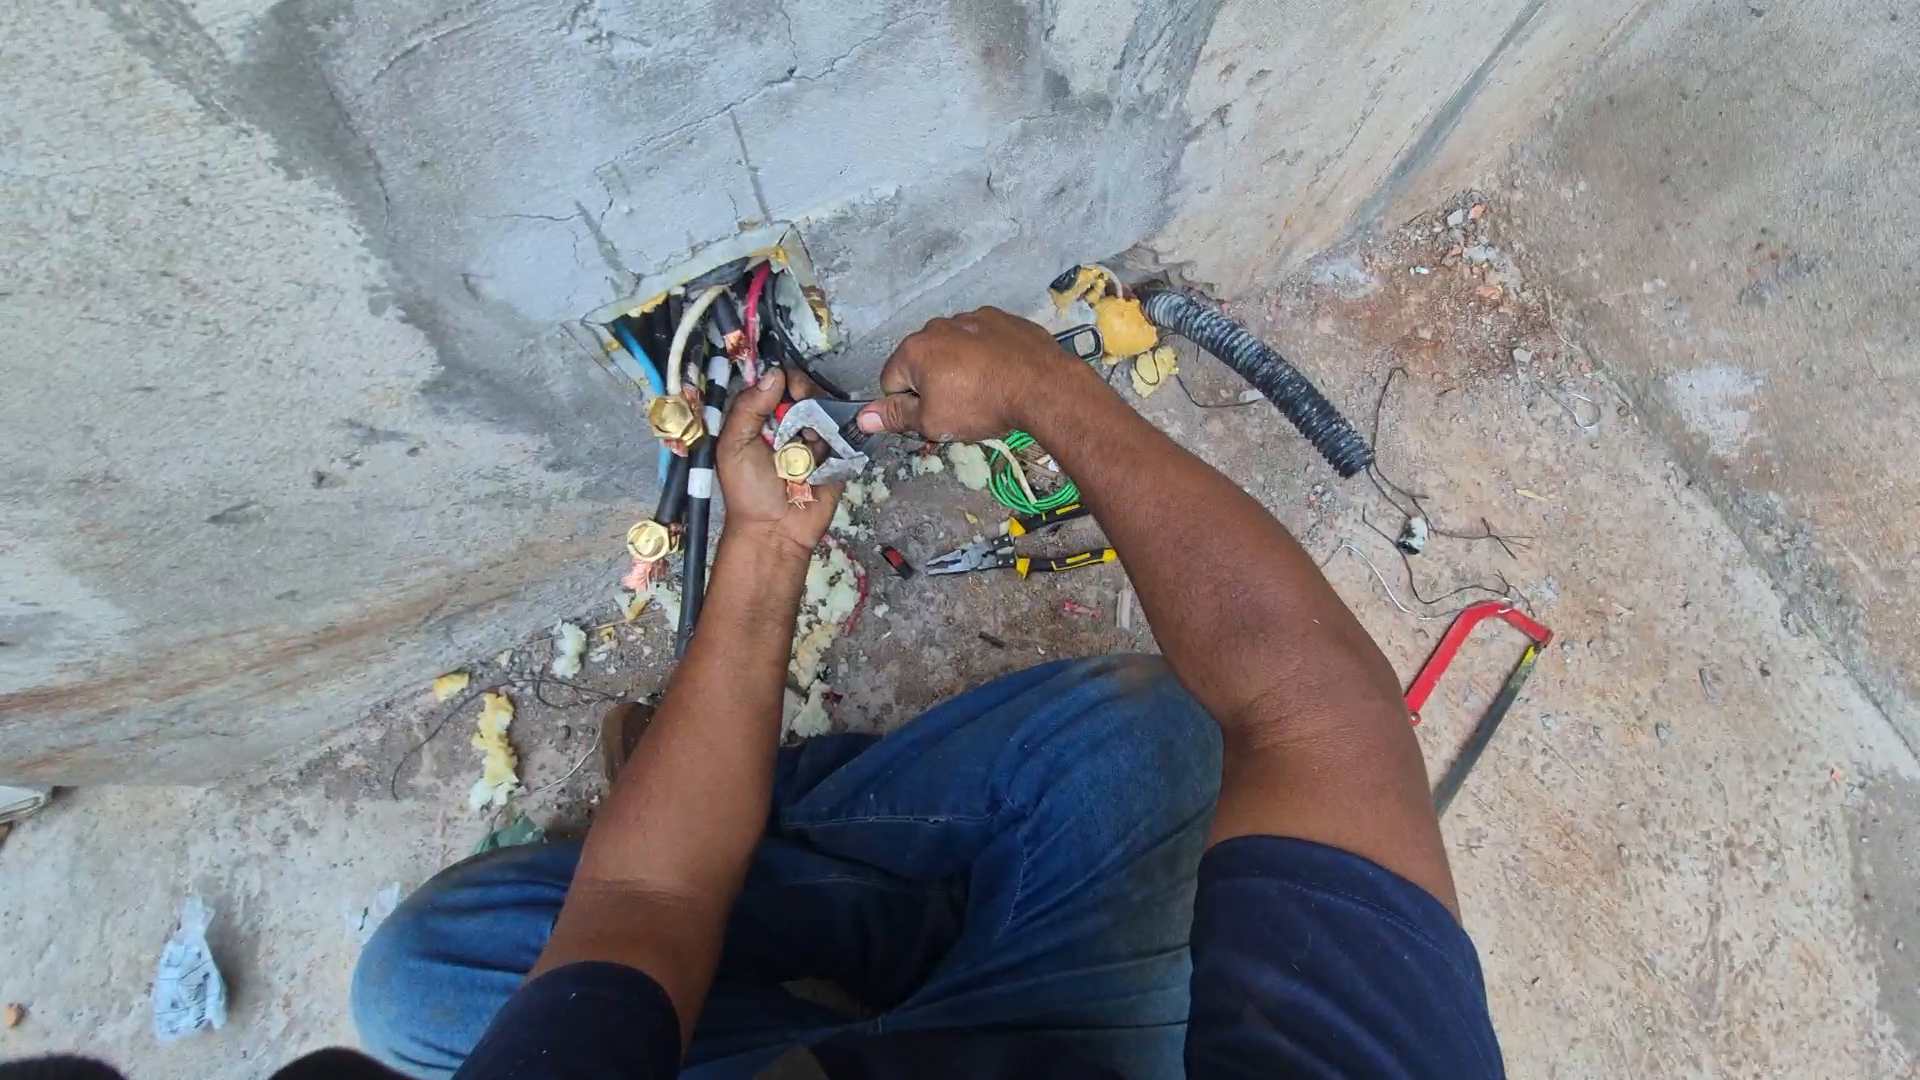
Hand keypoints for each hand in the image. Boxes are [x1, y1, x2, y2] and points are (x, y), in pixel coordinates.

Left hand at [716, 368, 838, 559]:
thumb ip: (748, 408)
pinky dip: (838, 436)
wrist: (775, 531)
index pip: (776, 386)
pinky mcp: (838, 459)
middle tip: (801, 399)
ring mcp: (816, 442)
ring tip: (809, 435)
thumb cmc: (749, 492)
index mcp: (763, 421)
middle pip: (806, 393)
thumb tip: (773, 374)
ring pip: (827, 412)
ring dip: (819, 418)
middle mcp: (791, 428)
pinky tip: (826, 446)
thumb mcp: (734, 445)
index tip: (785, 381)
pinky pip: (845, 437)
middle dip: (805, 392)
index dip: (783, 379)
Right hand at [855, 308, 1090, 441]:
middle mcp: (938, 326)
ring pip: (954, 351)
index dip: (908, 406)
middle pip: (923, 362)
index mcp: (914, 349)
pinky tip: (1002, 375)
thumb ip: (896, 416)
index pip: (891, 381)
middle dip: (934, 385)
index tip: (933, 416)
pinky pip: (983, 341)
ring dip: (960, 370)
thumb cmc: (980, 405)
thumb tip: (862, 418)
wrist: (1041, 385)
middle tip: (960, 409)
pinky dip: (986, 357)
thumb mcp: (933, 421)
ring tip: (985, 393)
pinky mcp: (1002, 319)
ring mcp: (972, 318)